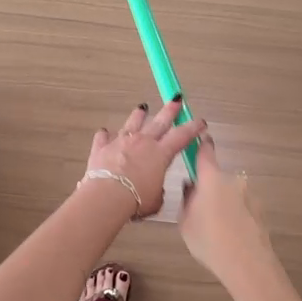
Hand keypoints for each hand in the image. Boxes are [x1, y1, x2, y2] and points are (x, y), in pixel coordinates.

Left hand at [84, 97, 206, 218]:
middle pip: (159, 122)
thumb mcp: (156, 200)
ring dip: (138, 115)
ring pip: (132, 123)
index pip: (181, 137)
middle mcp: (142, 142)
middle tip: (176, 99)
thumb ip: (158, 190)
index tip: (200, 121)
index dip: (192, 128)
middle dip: (170, 110)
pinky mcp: (101, 147)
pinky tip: (104, 133)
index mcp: (160, 154)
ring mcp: (120, 142)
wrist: (107, 195)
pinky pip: (103, 137)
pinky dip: (105, 135)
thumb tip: (154, 188)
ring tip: (142, 108)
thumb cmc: (136, 200)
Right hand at [178, 132, 272, 281]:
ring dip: (223, 204)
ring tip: (217, 231)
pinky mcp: (261, 211)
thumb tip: (192, 188)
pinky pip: (242, 208)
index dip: (201, 145)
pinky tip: (231, 236)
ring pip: (230, 194)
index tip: (201, 140)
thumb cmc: (209, 240)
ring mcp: (250, 195)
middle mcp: (233, 181)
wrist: (247, 264)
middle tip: (200, 212)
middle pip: (217, 178)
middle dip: (208, 189)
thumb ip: (186, 199)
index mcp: (212, 179)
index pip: (206, 153)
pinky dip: (236, 216)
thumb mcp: (185, 222)